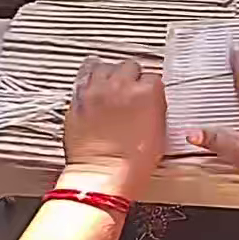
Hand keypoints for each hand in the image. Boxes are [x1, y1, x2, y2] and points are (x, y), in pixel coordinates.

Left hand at [63, 57, 166, 194]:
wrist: (104, 173)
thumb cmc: (134, 160)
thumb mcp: (159, 130)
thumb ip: (155, 107)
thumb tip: (150, 100)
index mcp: (147, 92)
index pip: (153, 78)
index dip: (150, 89)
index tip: (147, 97)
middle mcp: (122, 85)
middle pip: (130, 66)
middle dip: (131, 77)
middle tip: (130, 91)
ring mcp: (98, 90)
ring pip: (105, 67)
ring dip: (110, 75)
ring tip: (111, 86)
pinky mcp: (79, 98)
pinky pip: (84, 77)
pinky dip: (90, 80)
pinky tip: (94, 87)